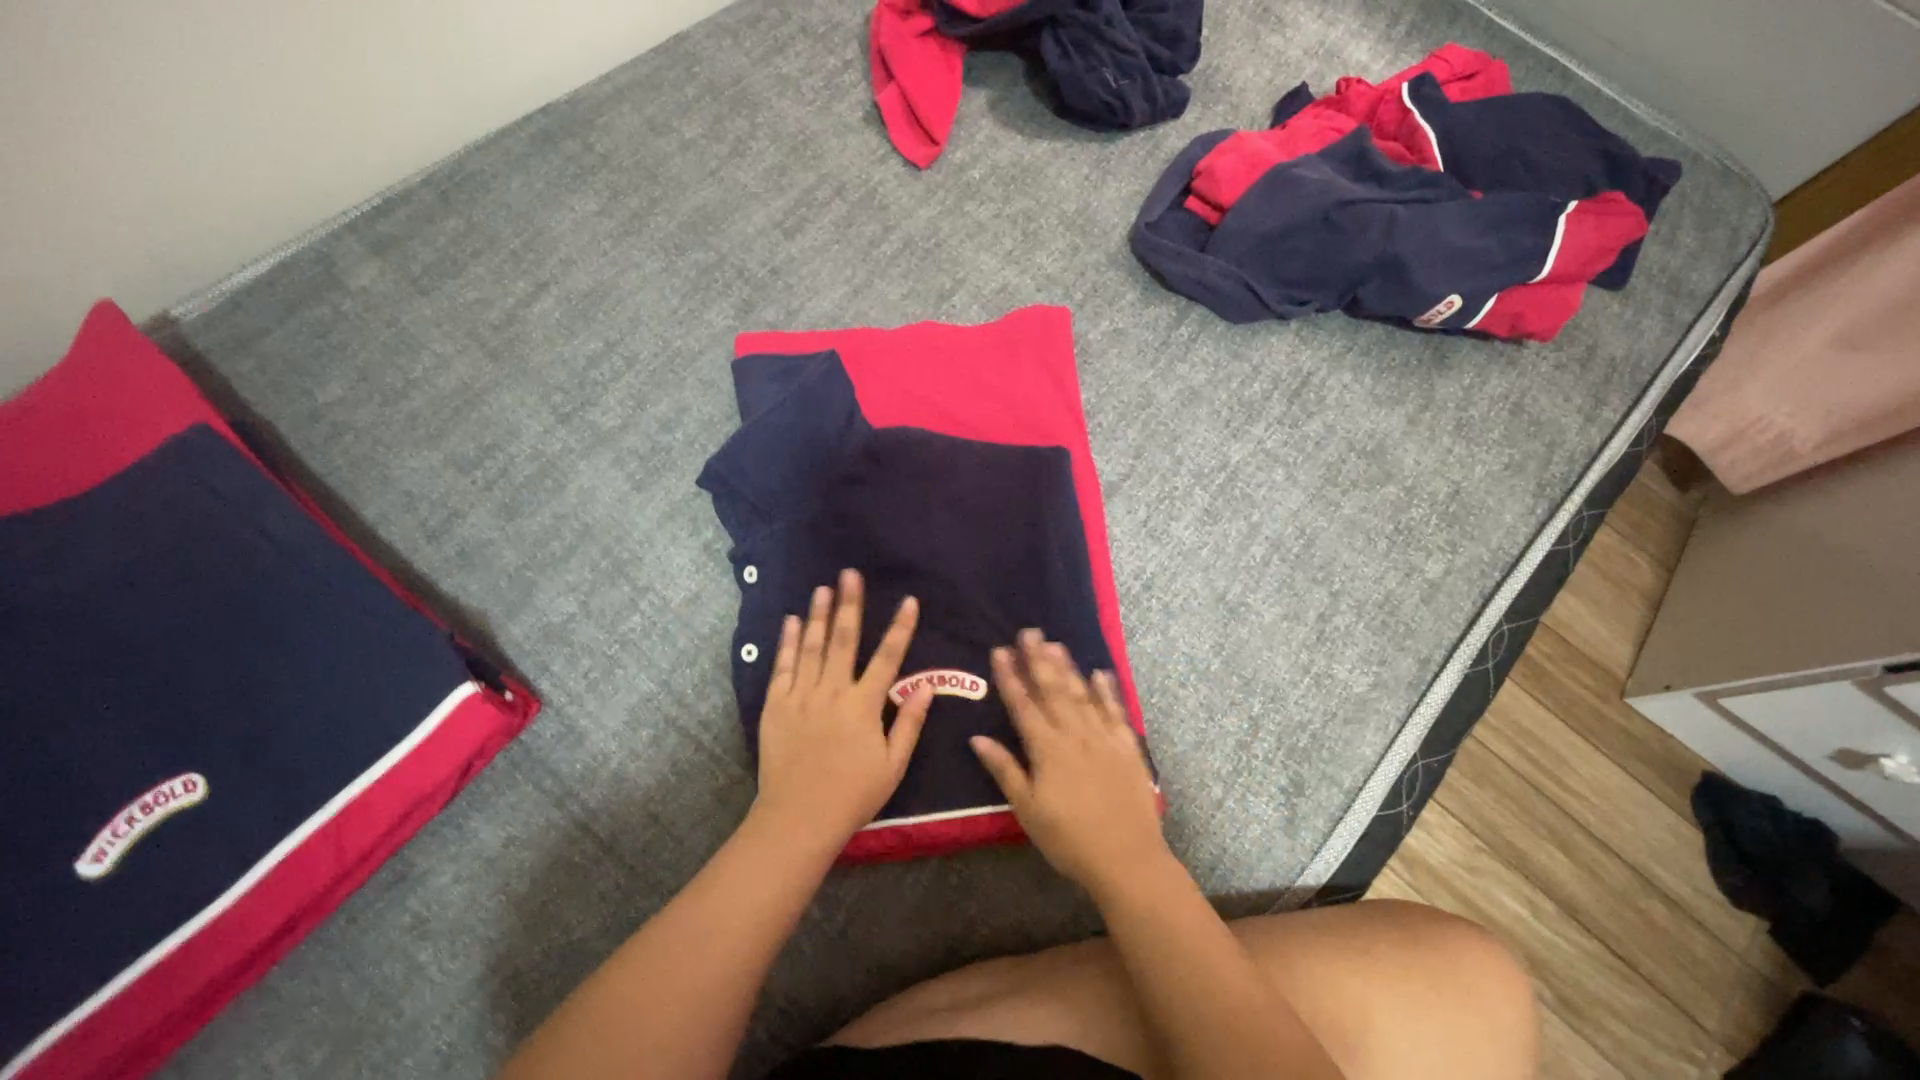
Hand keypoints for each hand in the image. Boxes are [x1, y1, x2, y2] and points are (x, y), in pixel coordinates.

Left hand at [752, 569, 931, 845]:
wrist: (798, 816)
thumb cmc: (853, 795)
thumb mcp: (893, 765)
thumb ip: (909, 724)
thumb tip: (927, 689)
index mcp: (864, 706)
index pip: (888, 658)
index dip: (900, 628)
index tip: (908, 601)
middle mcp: (833, 692)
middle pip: (844, 640)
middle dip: (849, 604)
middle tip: (850, 574)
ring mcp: (801, 696)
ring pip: (812, 647)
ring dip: (819, 614)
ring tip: (823, 587)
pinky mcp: (776, 705)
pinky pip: (783, 666)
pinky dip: (788, 642)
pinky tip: (792, 620)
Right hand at [970, 630, 1170, 896]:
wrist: (1127, 858)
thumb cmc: (1069, 839)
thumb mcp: (1028, 810)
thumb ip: (1005, 770)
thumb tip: (978, 738)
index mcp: (1047, 749)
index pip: (1023, 705)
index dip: (1011, 677)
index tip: (1000, 651)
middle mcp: (1075, 735)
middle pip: (1054, 690)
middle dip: (1039, 660)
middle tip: (1029, 632)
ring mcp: (1104, 739)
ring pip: (1083, 695)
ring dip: (1068, 668)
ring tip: (1056, 643)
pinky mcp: (1128, 748)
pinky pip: (1116, 712)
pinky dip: (1107, 691)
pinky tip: (1100, 673)